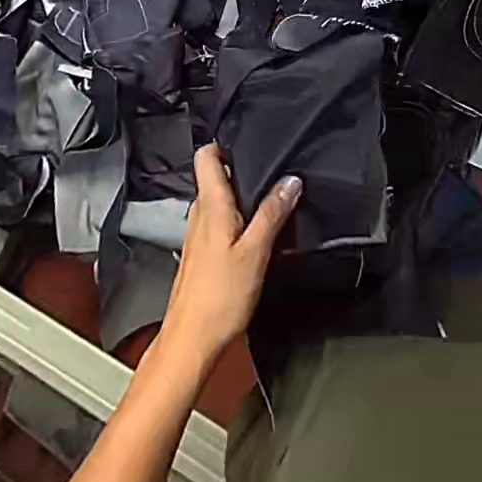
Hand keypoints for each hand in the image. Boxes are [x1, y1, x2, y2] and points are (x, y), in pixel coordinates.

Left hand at [158, 144, 301, 363]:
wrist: (191, 341)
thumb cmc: (220, 298)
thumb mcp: (255, 251)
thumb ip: (273, 213)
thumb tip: (291, 180)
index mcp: (210, 206)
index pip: (206, 157)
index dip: (223, 143)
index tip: (248, 140)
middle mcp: (199, 215)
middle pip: (215, 177)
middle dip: (241, 169)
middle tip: (272, 168)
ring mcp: (197, 234)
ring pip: (218, 201)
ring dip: (241, 196)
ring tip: (270, 198)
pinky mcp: (202, 253)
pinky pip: (219, 222)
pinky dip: (237, 218)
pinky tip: (257, 233)